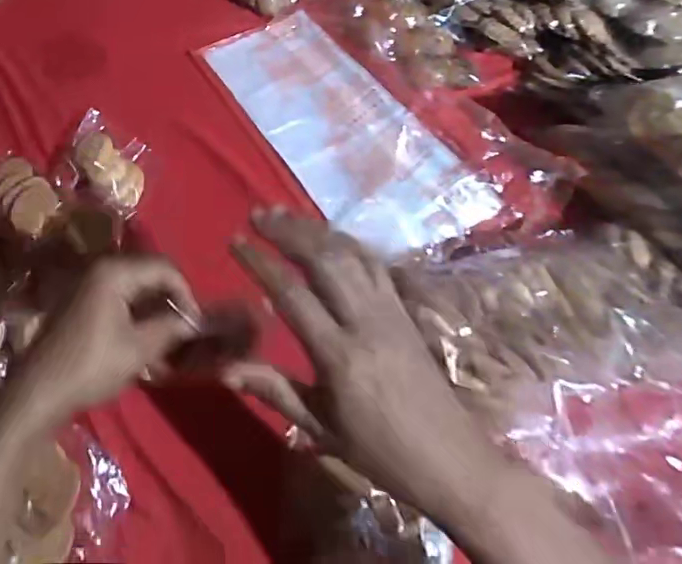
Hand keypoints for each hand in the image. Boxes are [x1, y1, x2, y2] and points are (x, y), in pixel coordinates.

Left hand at [9, 256, 200, 419]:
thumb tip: (193, 322)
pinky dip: (136, 313)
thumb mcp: (138, 349)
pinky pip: (118, 297)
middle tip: (186, 331)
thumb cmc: (91, 365)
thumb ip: (169, 328)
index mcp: (114, 271)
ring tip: (170, 339)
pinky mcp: (82, 299)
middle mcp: (100, 267)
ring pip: (134, 286)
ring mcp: (88, 282)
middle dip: (171, 299)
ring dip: (154, 308)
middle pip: (148, 273)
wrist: (41, 388)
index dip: (186, 293)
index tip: (197, 325)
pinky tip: (146, 339)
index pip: (164, 267)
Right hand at [225, 207, 506, 518]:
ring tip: (283, 214)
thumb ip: (273, 390)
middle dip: (287, 231)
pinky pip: (374, 263)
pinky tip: (326, 233)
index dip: (260, 263)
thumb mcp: (322, 428)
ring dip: (314, 229)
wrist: (458, 466)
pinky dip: (346, 241)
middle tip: (257, 215)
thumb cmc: (382, 453)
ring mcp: (390, 313)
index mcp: (340, 355)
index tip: (235, 240)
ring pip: (350, 254)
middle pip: (324, 260)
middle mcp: (366, 323)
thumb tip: (224, 369)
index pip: (292, 294)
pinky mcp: (405, 311)